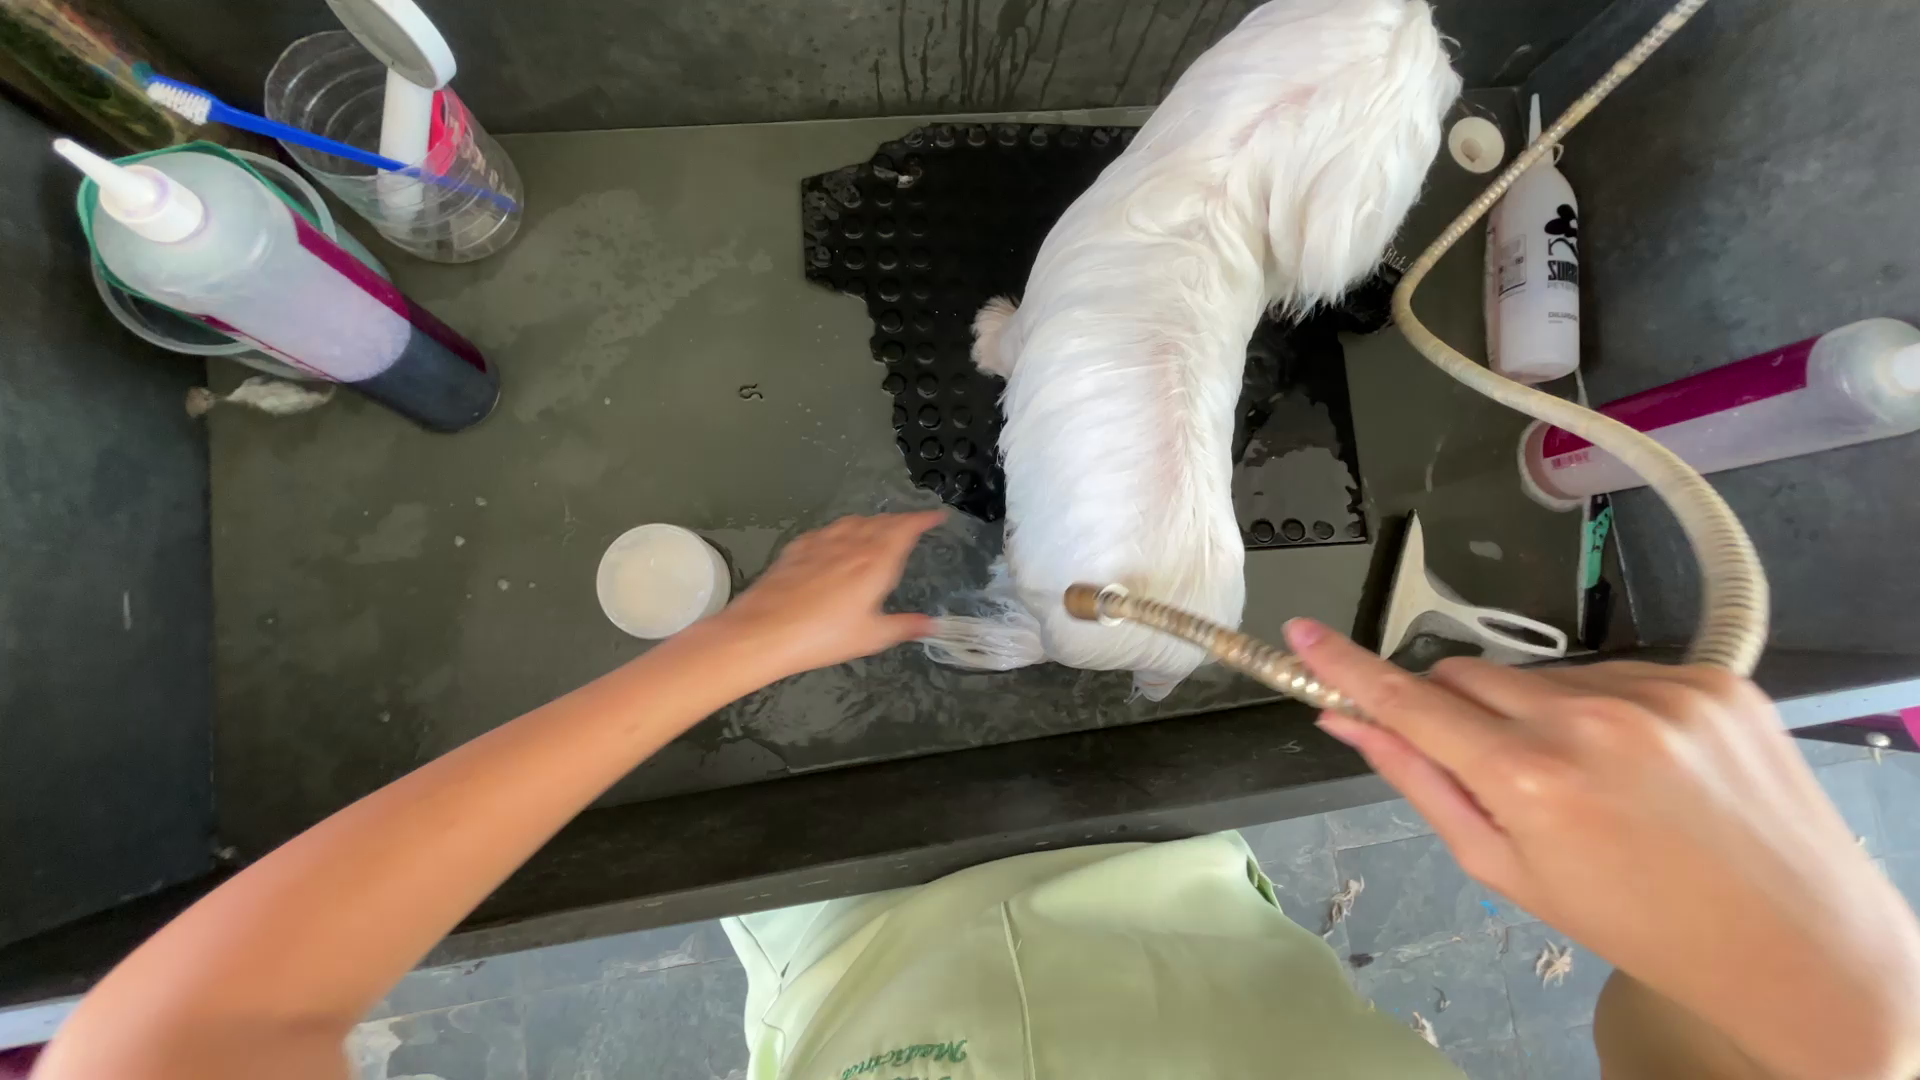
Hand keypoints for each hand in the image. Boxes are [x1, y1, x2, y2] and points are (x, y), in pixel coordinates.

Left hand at [699, 511, 942, 681]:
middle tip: (912, 525)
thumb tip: (930, 625)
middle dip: (900, 521)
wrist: (764, 630)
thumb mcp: (871, 636)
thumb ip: (904, 626)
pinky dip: (842, 532)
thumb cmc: (823, 635)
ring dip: (871, 523)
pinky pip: (827, 532)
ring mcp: (821, 543)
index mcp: (875, 560)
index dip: (923, 519)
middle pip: (881, 522)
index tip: (936, 515)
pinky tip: (837, 542)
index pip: (905, 528)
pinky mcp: (797, 549)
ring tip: (879, 530)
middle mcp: (851, 544)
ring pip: (853, 523)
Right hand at [1285, 619, 1919, 1079]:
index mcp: (1529, 778)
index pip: (1406, 700)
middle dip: (1452, 708)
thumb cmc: (1630, 921)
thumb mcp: (1500, 865)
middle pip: (1461, 674)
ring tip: (1586, 772)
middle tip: (1489, 764)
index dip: (1344, 665)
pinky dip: (1597, 706)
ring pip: (1532, 674)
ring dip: (1530, 710)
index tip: (1301, 632)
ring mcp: (1658, 693)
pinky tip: (1637, 758)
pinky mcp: (1709, 680)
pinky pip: (1606, 669)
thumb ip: (1413, 780)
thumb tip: (1343, 721)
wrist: (1807, 952)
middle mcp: (1589, 720)